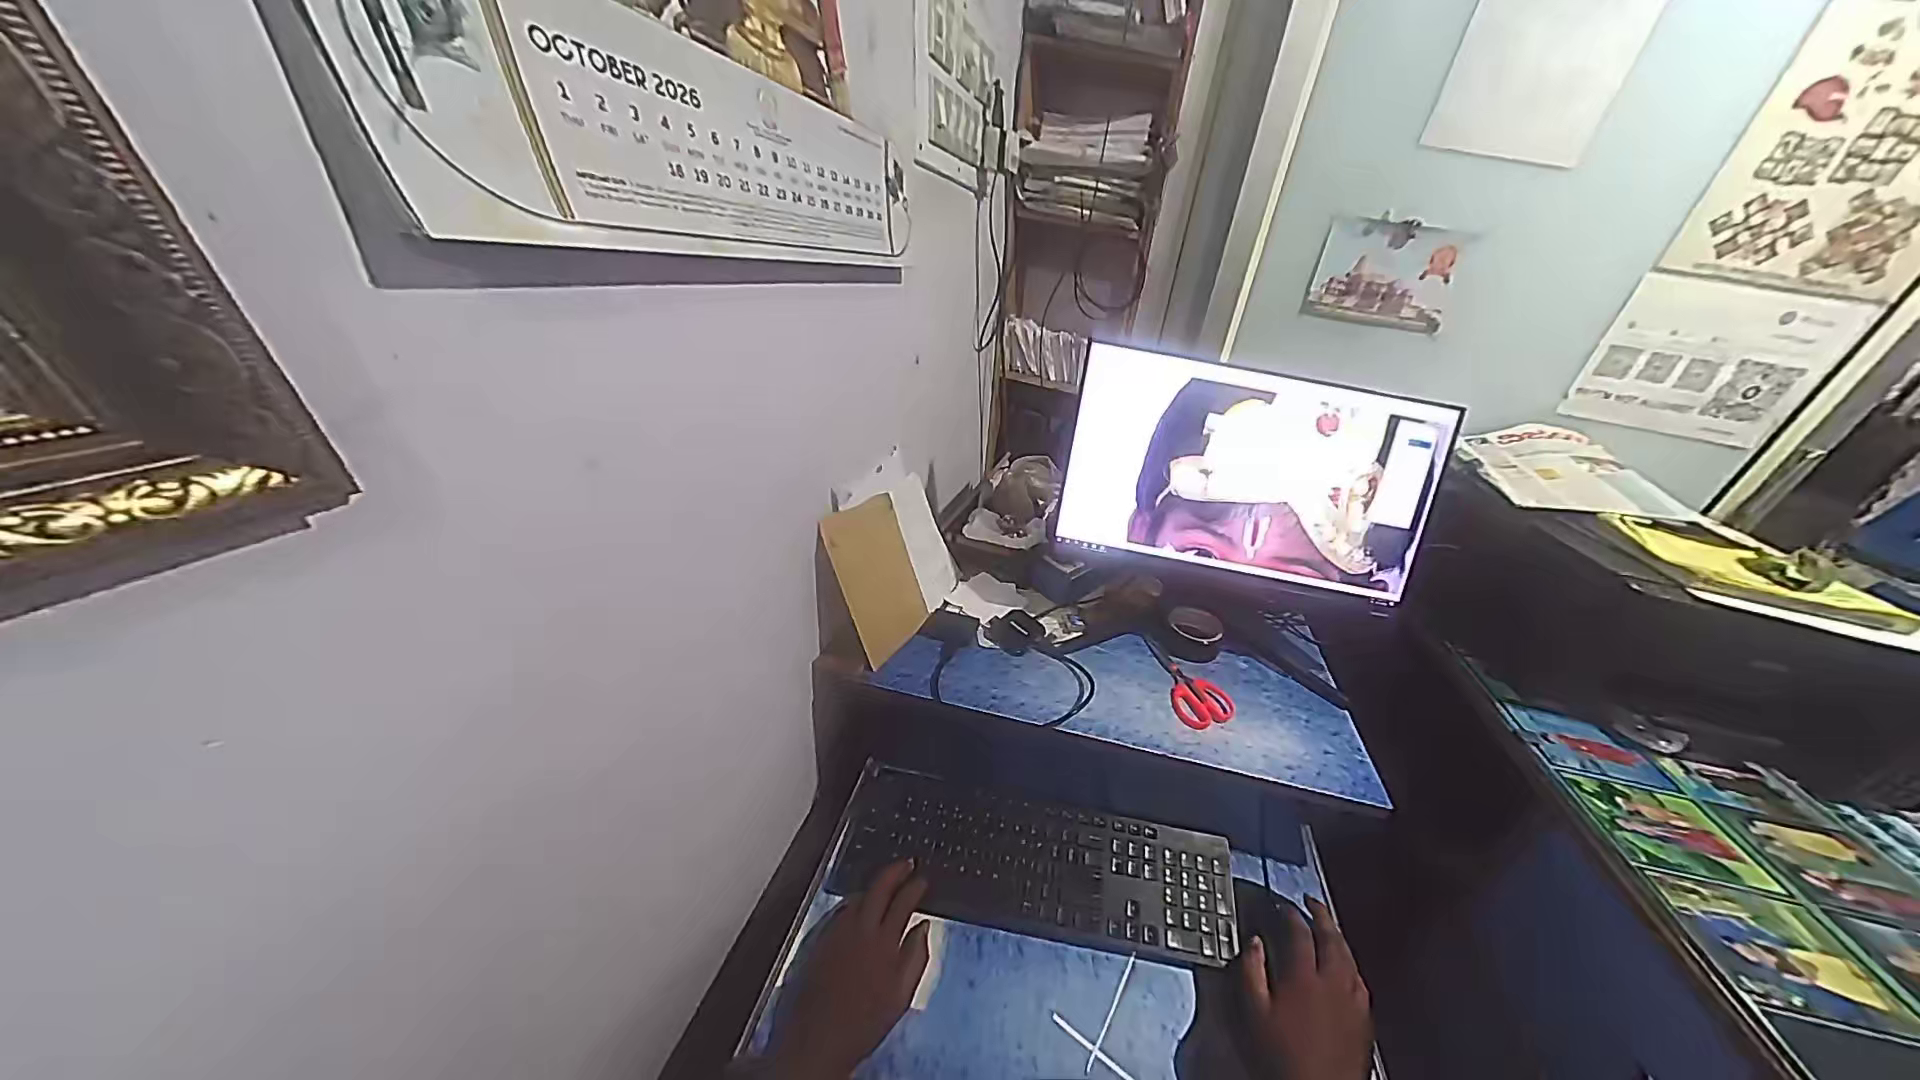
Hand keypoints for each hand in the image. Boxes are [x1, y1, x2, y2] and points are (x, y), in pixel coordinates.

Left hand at [771, 860, 930, 1079]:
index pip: (904, 901)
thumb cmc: (864, 1023)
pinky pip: (842, 908)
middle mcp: (860, 929)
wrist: (818, 1040)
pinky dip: (856, 900)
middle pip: (880, 886)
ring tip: (887, 881)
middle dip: (896, 870)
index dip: (915, 886)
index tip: (922, 879)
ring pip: (860, 894)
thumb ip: (916, 955)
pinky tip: (860, 905)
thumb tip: (923, 927)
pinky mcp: (821, 936)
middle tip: (907, 863)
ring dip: (875, 884)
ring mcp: (838, 930)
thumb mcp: (901, 995)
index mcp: (884, 942)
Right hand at [1236, 896, 1372, 1079]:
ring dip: (1338, 936)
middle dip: (1321, 915)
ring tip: (1328, 926)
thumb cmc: (1281, 1055)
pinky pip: (1359, 979)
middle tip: (1311, 902)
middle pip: (1332, 938)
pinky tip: (1344, 965)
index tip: (1281, 906)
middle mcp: (1333, 983)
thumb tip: (1254, 942)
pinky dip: (1350, 962)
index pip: (1299, 932)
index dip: (1289, 914)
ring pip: (1349, 957)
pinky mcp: (1365, 1021)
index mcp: (1303, 977)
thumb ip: (1251, 971)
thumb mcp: (1253, 1011)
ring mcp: (1353, 1002)